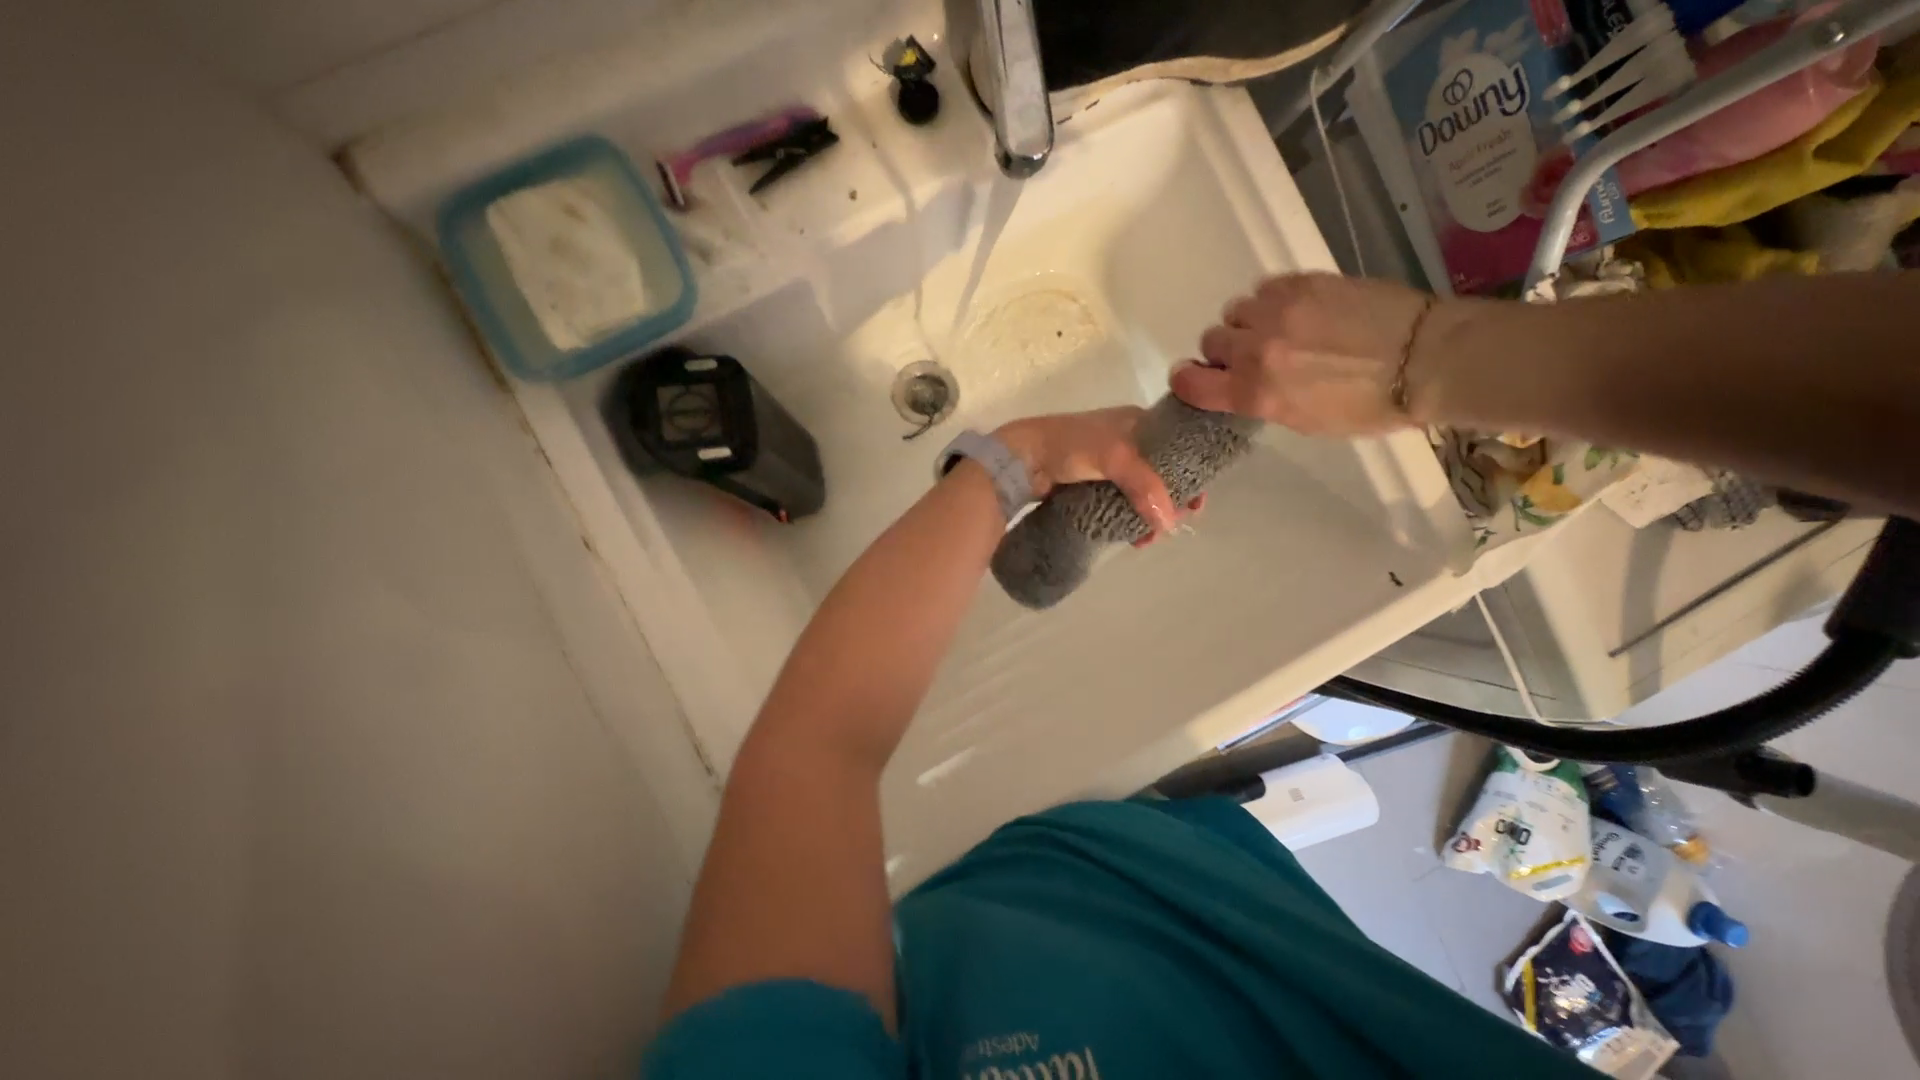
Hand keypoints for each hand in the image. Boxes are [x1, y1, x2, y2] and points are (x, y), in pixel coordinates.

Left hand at [994, 408, 1202, 545]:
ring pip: (1141, 493)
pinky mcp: (1091, 486)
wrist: (1020, 459)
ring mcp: (1108, 465)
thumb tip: (1167, 523)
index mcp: (1137, 422)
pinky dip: (1128, 520)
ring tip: (1145, 540)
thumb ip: (1144, 485)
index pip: (1178, 448)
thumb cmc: (1069, 446)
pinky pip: (1120, 504)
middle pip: (1161, 475)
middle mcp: (1127, 440)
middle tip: (1170, 527)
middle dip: (1170, 503)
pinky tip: (1130, 538)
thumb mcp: (1114, 457)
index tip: (1196, 503)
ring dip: (1149, 517)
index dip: (1191, 474)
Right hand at [1170, 273, 1437, 435]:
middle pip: (1211, 341)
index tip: (1197, 379)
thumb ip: (1264, 400)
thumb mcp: (1306, 421)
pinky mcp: (1302, 282)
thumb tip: (1244, 385)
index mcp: (1256, 393)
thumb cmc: (1370, 407)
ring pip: (1235, 311)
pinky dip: (1272, 300)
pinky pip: (1264, 288)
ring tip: (1281, 328)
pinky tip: (1299, 309)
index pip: (1190, 382)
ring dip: (1249, 321)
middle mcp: (1257, 350)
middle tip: (1256, 355)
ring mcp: (1278, 311)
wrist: (1426, 359)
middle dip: (1227, 350)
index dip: (1188, 381)